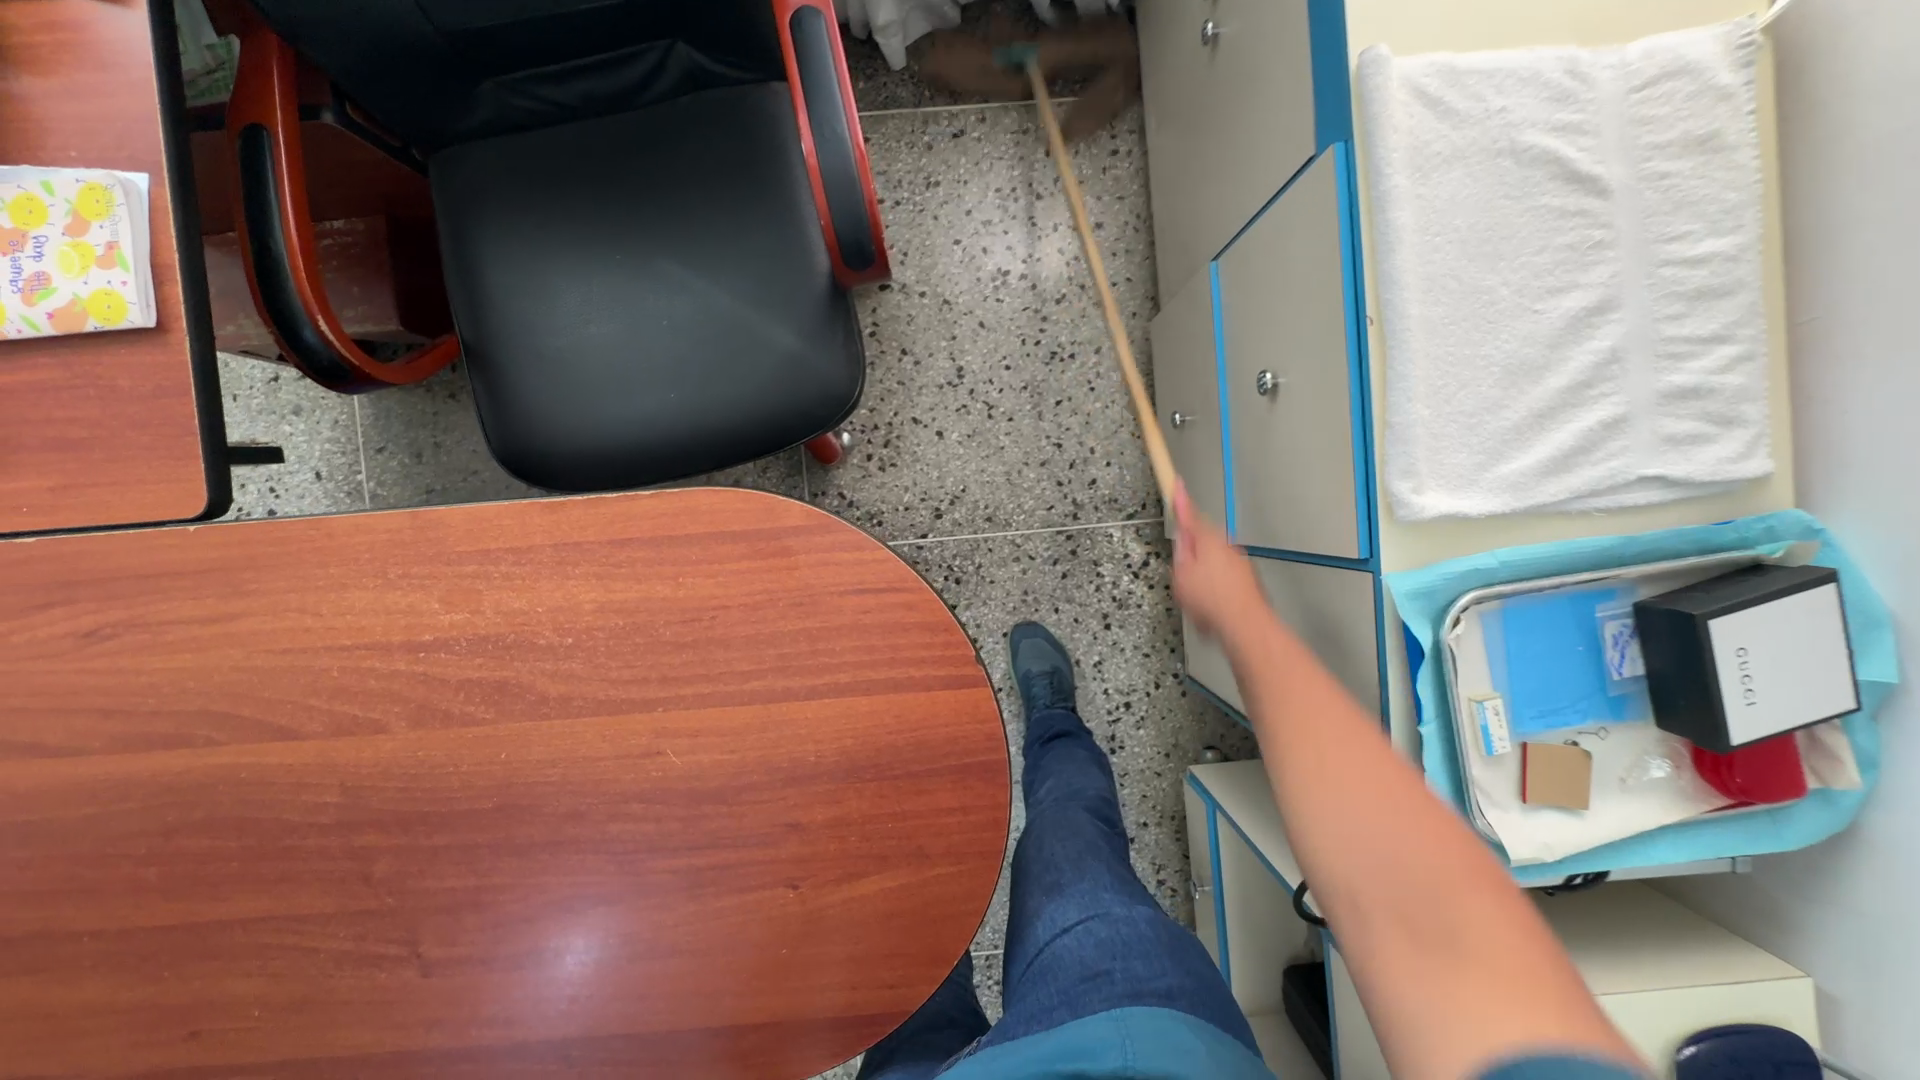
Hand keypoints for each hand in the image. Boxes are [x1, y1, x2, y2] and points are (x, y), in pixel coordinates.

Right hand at [1170, 482, 1268, 641]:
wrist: (1244, 623)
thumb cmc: (1211, 599)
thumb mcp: (1181, 574)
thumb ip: (1180, 553)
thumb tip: (1183, 541)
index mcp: (1208, 539)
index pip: (1189, 515)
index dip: (1180, 500)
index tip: (1178, 483)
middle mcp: (1227, 545)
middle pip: (1202, 542)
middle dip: (1192, 558)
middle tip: (1184, 579)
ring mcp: (1240, 561)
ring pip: (1214, 563)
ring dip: (1205, 577)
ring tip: (1199, 600)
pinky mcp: (1248, 578)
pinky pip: (1225, 579)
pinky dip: (1217, 590)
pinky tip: (1212, 608)